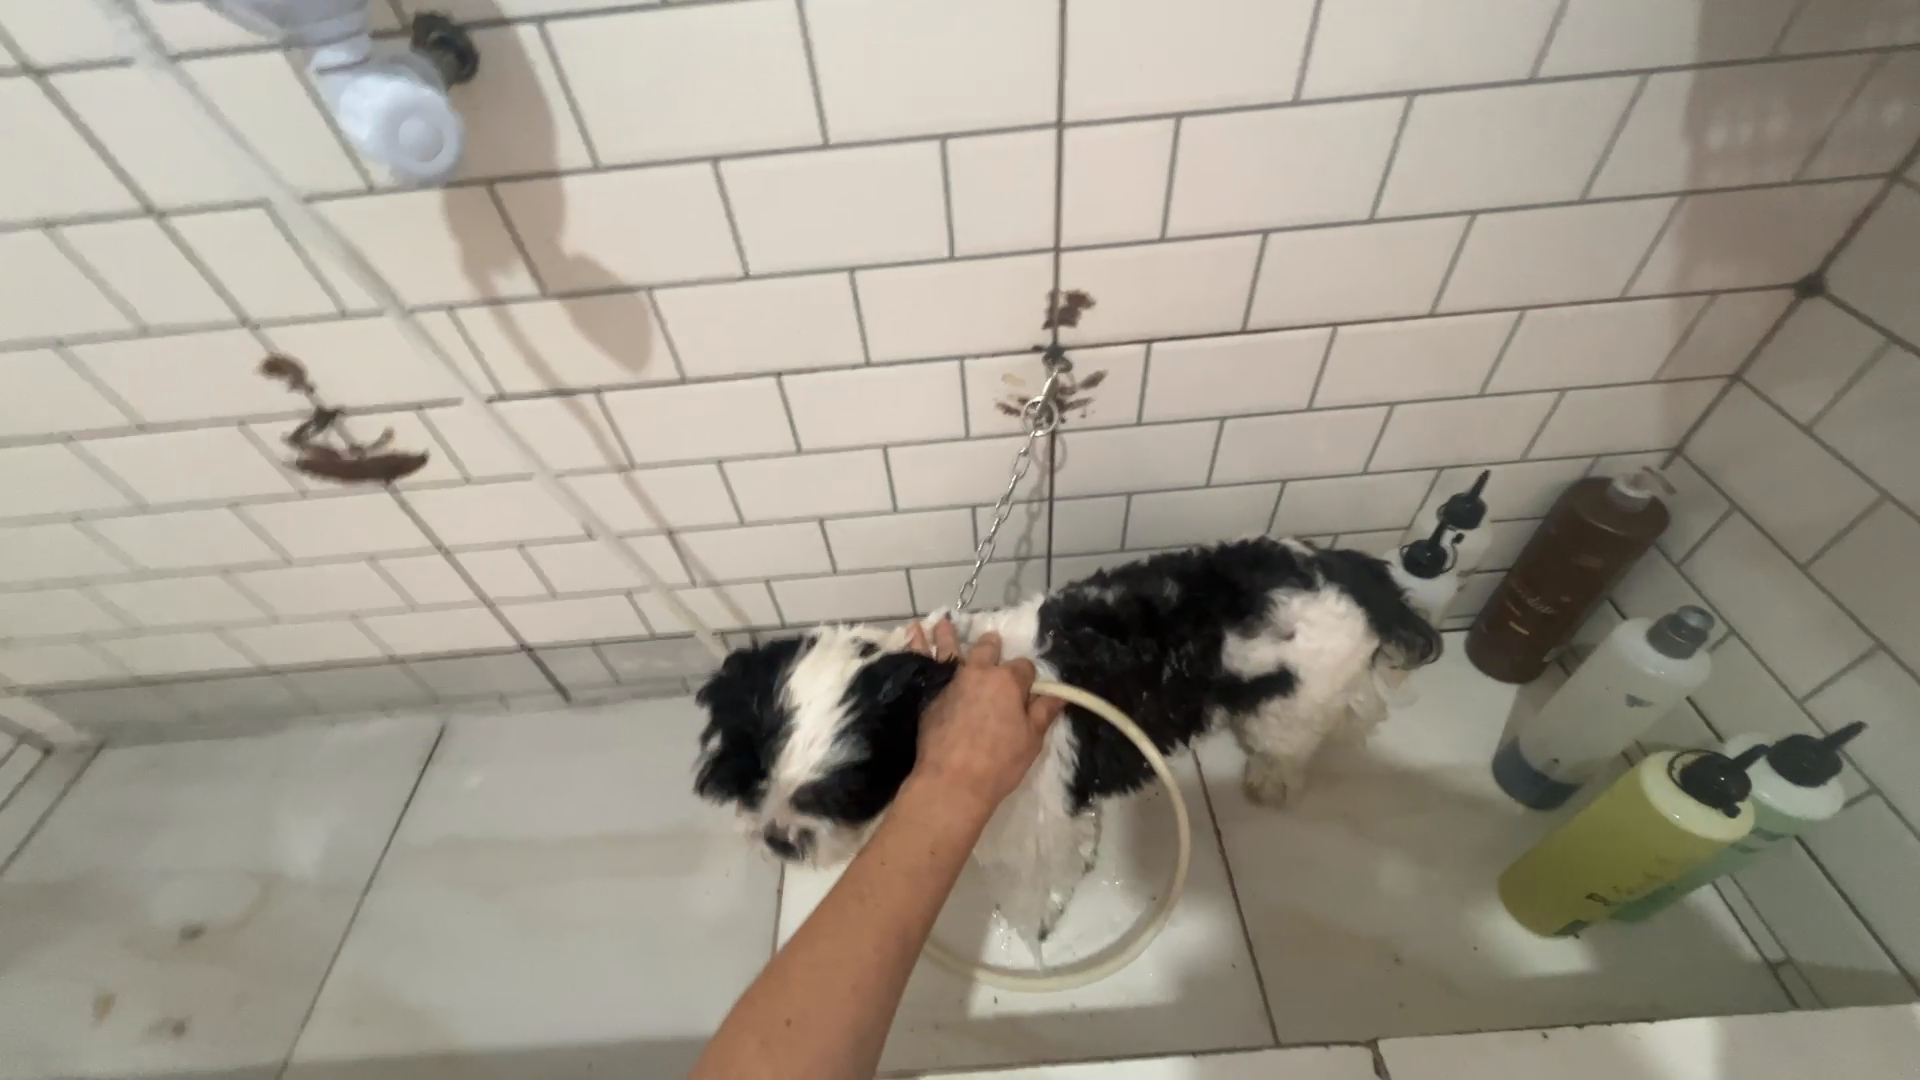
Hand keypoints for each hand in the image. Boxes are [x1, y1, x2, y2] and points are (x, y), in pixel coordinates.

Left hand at [903, 619, 1065, 812]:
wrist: (951, 780)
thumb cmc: (999, 763)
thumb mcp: (1031, 740)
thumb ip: (1043, 712)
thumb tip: (1060, 693)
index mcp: (1007, 681)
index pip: (1024, 668)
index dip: (1028, 679)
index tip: (1027, 691)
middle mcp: (978, 672)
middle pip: (987, 649)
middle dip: (992, 646)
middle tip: (991, 643)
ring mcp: (950, 679)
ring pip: (948, 648)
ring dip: (946, 633)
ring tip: (941, 622)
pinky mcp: (927, 692)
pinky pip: (920, 661)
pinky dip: (915, 645)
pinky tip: (912, 634)